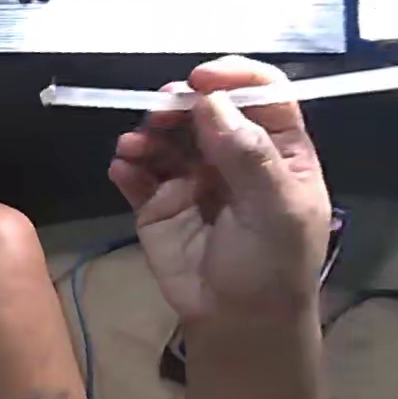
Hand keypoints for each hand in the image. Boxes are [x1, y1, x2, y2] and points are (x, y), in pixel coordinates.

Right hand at [107, 57, 330, 326]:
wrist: (236, 319)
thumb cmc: (272, 263)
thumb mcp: (275, 208)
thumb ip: (246, 154)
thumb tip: (210, 101)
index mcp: (274, 150)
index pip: (259, 96)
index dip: (232, 79)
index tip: (200, 79)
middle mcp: (229, 156)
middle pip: (202, 112)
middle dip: (178, 105)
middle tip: (159, 112)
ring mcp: (189, 179)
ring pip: (164, 140)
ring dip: (146, 135)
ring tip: (133, 146)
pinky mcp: (156, 204)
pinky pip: (136, 176)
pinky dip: (126, 166)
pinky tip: (122, 168)